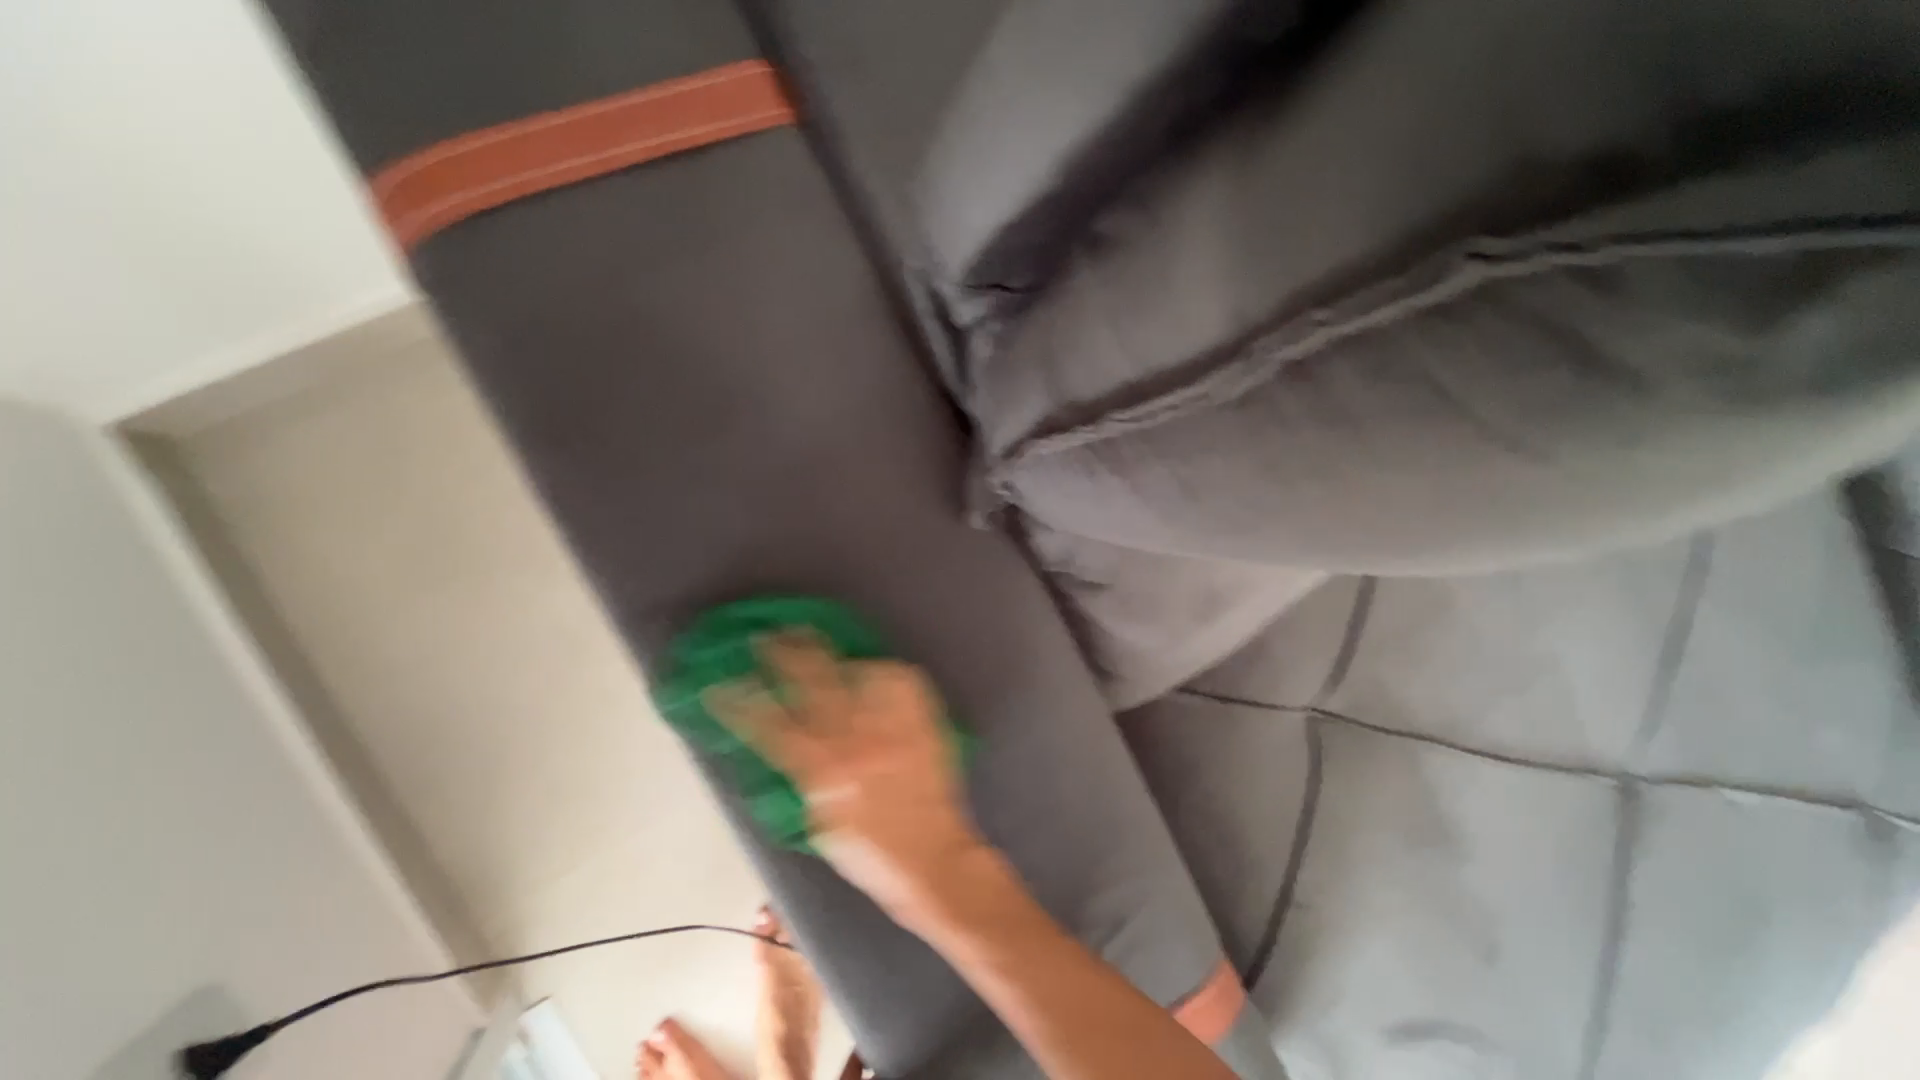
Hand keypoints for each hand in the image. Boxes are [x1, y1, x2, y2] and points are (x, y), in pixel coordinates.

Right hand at [705, 634, 991, 923]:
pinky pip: (897, 681)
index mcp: (820, 771)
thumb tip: (792, 750)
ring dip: (826, 651)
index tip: (719, 684)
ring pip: (851, 672)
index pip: (768, 725)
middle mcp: (852, 740)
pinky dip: (880, 671)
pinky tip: (868, 667)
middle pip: (810, 682)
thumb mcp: (820, 822)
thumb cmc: (870, 854)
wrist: (932, 857)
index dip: (739, 702)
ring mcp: (889, 726)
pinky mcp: (920, 722)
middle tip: (766, 636)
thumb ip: (805, 780)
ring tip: (808, 633)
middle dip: (783, 654)